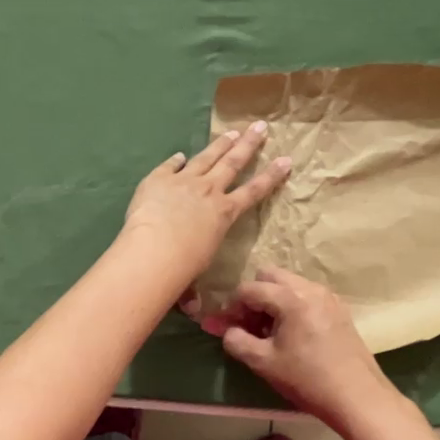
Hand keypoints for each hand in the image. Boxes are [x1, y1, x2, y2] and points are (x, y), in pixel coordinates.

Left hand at [120, 124, 289, 281]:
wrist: (153, 250)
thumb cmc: (180, 269)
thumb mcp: (192, 281)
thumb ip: (192, 291)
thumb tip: (192, 312)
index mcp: (224, 214)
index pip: (254, 192)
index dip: (271, 176)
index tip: (285, 160)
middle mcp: (208, 192)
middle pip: (232, 163)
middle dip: (248, 144)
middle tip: (260, 127)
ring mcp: (183, 182)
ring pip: (206, 158)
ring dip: (219, 144)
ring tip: (231, 131)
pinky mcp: (157, 180)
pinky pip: (168, 167)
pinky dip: (174, 161)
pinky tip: (178, 156)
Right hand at [190, 265, 398, 428]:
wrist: (356, 397)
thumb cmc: (306, 378)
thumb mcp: (262, 362)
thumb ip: (235, 340)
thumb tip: (228, 330)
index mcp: (291, 299)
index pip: (248, 289)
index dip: (231, 307)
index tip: (225, 327)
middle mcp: (311, 289)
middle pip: (270, 276)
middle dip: (253, 296)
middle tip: (247, 324)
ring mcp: (328, 298)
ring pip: (289, 285)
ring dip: (271, 301)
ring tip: (267, 332)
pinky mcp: (338, 310)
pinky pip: (306, 296)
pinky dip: (290, 306)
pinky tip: (289, 333)